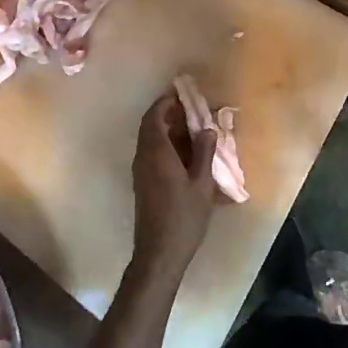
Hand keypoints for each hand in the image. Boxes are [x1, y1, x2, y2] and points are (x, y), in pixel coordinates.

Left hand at [130, 90, 219, 287]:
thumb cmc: (183, 217)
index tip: (182, 94)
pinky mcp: (143, 183)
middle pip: (150, 126)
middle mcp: (143, 158)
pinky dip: (166, 145)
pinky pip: (151, 153)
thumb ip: (204, 153)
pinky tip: (186, 153)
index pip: (154, 117)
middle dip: (168, 114)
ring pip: (150, 140)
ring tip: (193, 129)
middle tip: (192, 110)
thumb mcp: (202, 184)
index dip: (165, 102)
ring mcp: (141, 172)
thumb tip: (207, 128)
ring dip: (167, 130)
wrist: (159, 253)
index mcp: (156, 153)